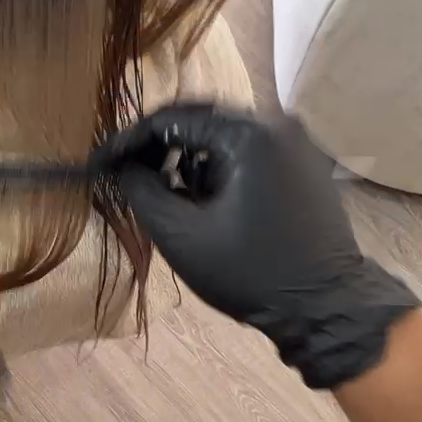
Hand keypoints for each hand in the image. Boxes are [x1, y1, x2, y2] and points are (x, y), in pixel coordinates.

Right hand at [100, 104, 421, 388]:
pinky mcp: (301, 164)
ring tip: (164, 197)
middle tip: (123, 176)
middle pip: (199, 120)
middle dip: (155, 149)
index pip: (172, 118)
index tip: (99, 165)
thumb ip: (142, 192)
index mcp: (248, 133)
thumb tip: (120, 167)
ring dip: (185, 160)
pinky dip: (214, 169)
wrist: (322, 304)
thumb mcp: (180, 235)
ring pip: (221, 137)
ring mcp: (295, 142)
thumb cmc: (246, 272)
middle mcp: (276, 123)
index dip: (127, 141)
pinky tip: (199, 202)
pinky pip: (245, 152)